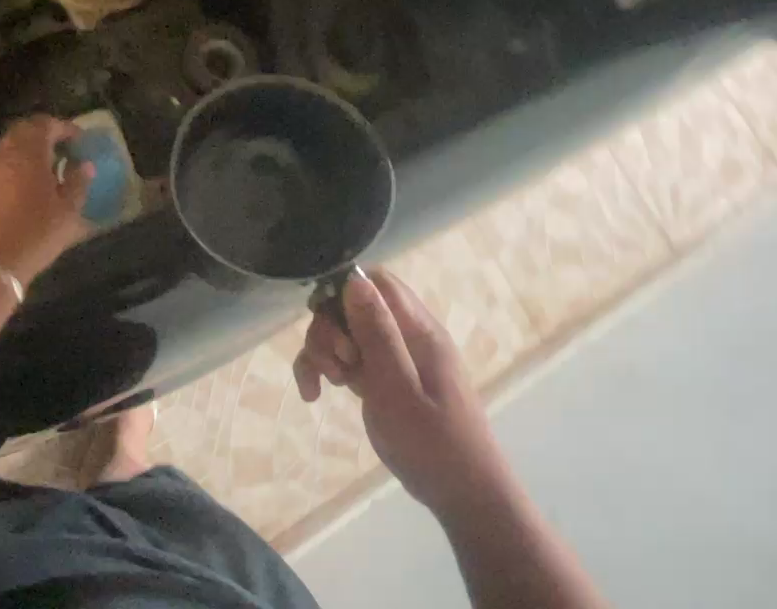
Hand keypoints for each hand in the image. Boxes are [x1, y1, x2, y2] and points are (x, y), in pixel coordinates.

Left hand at [0, 116, 94, 285]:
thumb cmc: (34, 234)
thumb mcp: (67, 212)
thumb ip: (78, 183)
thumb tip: (84, 165)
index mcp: (28, 151)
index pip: (46, 124)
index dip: (65, 128)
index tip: (79, 140)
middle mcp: (4, 152)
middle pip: (24, 130)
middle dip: (44, 134)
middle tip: (62, 149)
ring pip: (8, 145)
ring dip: (26, 149)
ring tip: (44, 167)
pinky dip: (12, 164)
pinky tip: (23, 184)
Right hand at [294, 268, 517, 517]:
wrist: (462, 498)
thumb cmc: (434, 444)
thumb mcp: (398, 389)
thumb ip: (377, 333)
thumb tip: (353, 279)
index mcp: (418, 330)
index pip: (376, 282)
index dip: (343, 290)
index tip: (324, 319)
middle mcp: (406, 336)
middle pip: (351, 306)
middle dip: (328, 329)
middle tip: (333, 365)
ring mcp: (393, 358)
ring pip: (342, 332)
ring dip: (322, 351)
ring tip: (325, 384)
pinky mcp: (381, 379)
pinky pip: (344, 359)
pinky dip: (324, 371)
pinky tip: (314, 394)